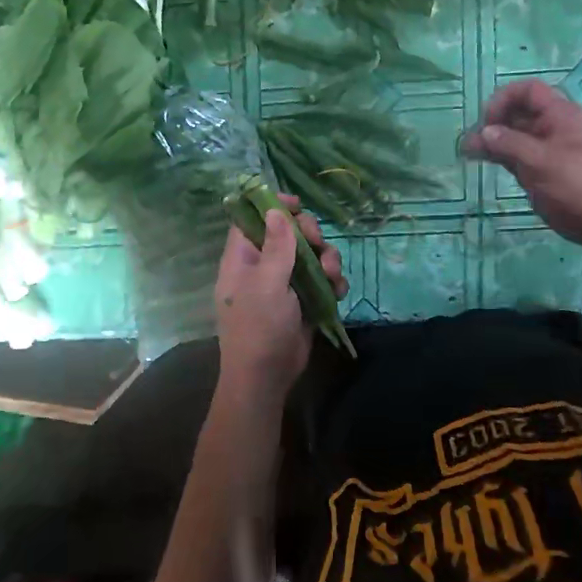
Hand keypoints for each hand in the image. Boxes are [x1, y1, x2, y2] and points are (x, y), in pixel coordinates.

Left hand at [213, 195, 345, 395]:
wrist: (268, 376)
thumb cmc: (259, 328)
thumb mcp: (267, 284)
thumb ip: (276, 247)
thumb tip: (275, 210)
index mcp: (243, 260)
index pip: (254, 221)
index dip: (274, 208)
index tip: (298, 205)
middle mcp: (264, 268)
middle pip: (290, 234)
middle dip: (310, 236)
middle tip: (318, 246)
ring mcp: (286, 284)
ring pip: (312, 256)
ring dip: (328, 261)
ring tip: (331, 277)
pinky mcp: (305, 300)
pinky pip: (324, 280)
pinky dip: (334, 282)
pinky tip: (338, 292)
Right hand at [462, 79, 581, 248]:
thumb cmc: (574, 186)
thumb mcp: (539, 162)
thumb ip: (509, 144)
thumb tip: (483, 132)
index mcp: (562, 114)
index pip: (528, 91)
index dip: (504, 99)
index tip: (487, 122)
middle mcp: (556, 126)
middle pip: (521, 112)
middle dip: (494, 122)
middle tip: (471, 142)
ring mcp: (552, 148)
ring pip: (518, 135)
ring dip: (494, 140)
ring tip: (468, 153)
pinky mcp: (547, 169)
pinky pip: (521, 154)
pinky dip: (502, 155)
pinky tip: (483, 160)